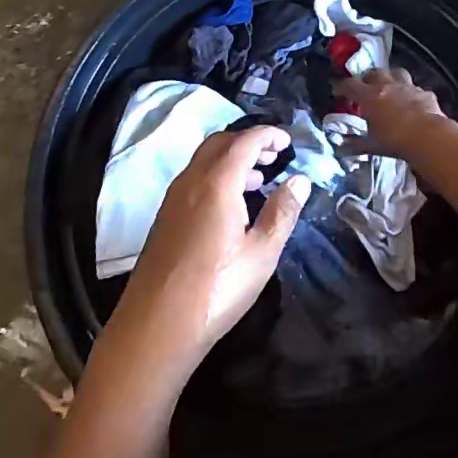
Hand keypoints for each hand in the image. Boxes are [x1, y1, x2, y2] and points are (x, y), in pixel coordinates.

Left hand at [117, 127, 310, 362]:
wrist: (158, 322)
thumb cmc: (217, 288)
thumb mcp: (261, 254)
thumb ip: (281, 212)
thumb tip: (300, 180)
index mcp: (216, 183)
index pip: (243, 142)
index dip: (267, 135)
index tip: (288, 140)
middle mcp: (190, 181)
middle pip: (219, 144)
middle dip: (248, 142)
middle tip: (275, 155)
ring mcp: (173, 198)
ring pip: (203, 161)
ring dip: (231, 159)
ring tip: (259, 177)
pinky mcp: (165, 215)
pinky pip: (194, 179)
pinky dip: (216, 175)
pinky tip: (231, 203)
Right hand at [334, 68, 447, 159]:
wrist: (430, 138)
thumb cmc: (395, 140)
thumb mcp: (372, 145)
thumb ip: (356, 144)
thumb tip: (341, 148)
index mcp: (369, 96)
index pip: (349, 85)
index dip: (341, 86)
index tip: (337, 91)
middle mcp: (387, 86)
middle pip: (373, 72)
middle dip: (367, 78)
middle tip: (364, 88)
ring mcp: (408, 88)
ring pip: (397, 73)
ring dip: (390, 77)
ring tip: (388, 87)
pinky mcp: (426, 94)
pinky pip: (416, 88)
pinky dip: (411, 93)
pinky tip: (412, 102)